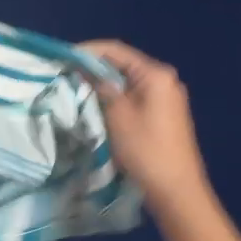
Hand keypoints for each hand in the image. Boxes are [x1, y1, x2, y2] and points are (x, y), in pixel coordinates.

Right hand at [82, 41, 212, 216]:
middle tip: (67, 74)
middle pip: (123, 64)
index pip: (116, 50)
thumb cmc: (146, 150)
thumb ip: (102, 87)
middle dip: (95, 67)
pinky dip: (117, 96)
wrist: (177, 190)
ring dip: (104, 83)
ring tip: (78, 89)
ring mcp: (167, 97)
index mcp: (156, 75)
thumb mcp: (117, 116)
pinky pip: (136, 95)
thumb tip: (86, 71)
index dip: (87, 51)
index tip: (64, 58)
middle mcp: (165, 80)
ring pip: (128, 81)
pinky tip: (100, 105)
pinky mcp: (165, 113)